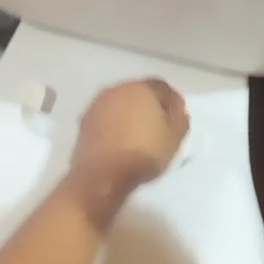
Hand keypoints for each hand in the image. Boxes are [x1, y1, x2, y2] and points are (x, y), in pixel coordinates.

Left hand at [68, 79, 188, 217]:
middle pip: (138, 93)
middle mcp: (115, 90)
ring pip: (119, 105)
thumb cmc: (144, 154)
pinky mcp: (83, 123)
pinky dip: (114, 126)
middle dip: (149, 106)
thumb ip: (180, 120)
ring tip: (139, 136)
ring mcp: (96, 106)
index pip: (162, 88)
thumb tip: (176, 112)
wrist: (102, 176)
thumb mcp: (174, 139)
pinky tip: (120, 142)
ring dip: (129, 116)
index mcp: (140, 88)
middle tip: (159, 127)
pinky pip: (105, 120)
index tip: (177, 119)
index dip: (172, 102)